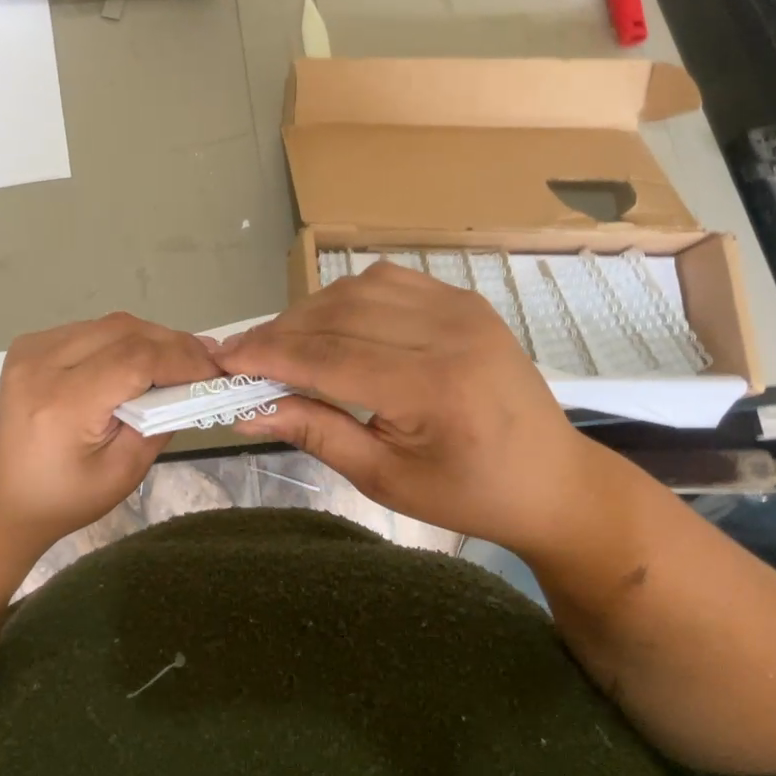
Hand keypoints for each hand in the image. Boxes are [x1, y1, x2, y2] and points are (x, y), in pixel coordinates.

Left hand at [0, 313, 220, 546]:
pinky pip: (86, 330)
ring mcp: (29, 350)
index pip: (134, 359)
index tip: (215, 371)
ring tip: (178, 360)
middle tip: (206, 361)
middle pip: (122, 331)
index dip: (181, 359)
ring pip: (105, 325)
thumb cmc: (64, 498)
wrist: (3, 499)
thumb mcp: (122, 473)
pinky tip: (136, 361)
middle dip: (171, 343)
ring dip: (146, 338)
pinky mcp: (27, 347)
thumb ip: (158, 424)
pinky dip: (118, 340)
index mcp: (62, 403)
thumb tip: (191, 386)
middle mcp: (41, 365)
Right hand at [215, 265, 599, 553]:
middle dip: (277, 333)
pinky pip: (385, 281)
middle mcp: (449, 333)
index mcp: (434, 388)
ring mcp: (460, 308)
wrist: (554, 480)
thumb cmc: (469, 494)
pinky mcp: (464, 300)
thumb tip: (248, 409)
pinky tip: (329, 325)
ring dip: (308, 313)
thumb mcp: (385, 478)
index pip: (328, 357)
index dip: (267, 357)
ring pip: (355, 289)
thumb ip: (315, 432)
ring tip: (280, 345)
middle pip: (335, 315)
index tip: (221, 362)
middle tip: (239, 356)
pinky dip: (345, 298)